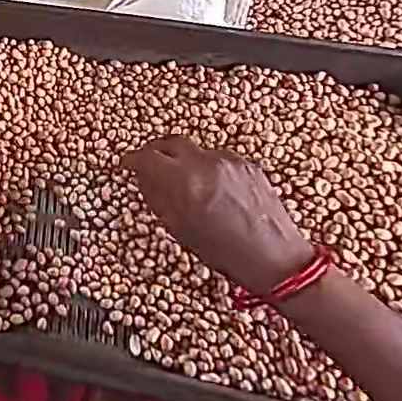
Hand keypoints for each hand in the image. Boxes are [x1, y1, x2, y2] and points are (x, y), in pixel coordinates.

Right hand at [121, 136, 316, 296]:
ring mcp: (229, 161)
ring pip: (195, 151)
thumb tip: (145, 179)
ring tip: (185, 185)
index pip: (147, 158)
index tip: (127, 164)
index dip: (132, 160)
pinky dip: (208, 169)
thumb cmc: (226, 252)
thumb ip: (159, 198)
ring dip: (184, 162)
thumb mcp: (180, 229)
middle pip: (170, 143)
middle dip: (156, 152)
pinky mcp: (247, 164)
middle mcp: (205, 164)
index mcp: (183, 182)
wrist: (274, 257)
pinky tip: (211, 190)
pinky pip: (218, 159)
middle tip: (149, 164)